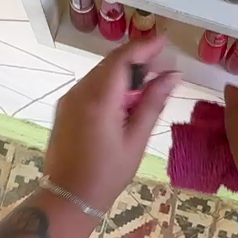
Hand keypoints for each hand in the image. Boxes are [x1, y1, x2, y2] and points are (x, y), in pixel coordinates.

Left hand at [45, 36, 178, 211]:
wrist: (69, 196)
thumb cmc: (108, 174)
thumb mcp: (136, 140)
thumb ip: (153, 103)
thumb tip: (173, 75)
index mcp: (99, 100)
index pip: (122, 60)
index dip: (144, 46)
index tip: (164, 41)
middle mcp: (79, 93)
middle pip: (110, 63)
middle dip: (136, 59)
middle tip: (161, 63)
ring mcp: (68, 99)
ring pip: (99, 74)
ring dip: (123, 73)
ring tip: (147, 83)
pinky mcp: (65, 109)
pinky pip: (90, 87)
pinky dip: (109, 85)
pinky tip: (125, 99)